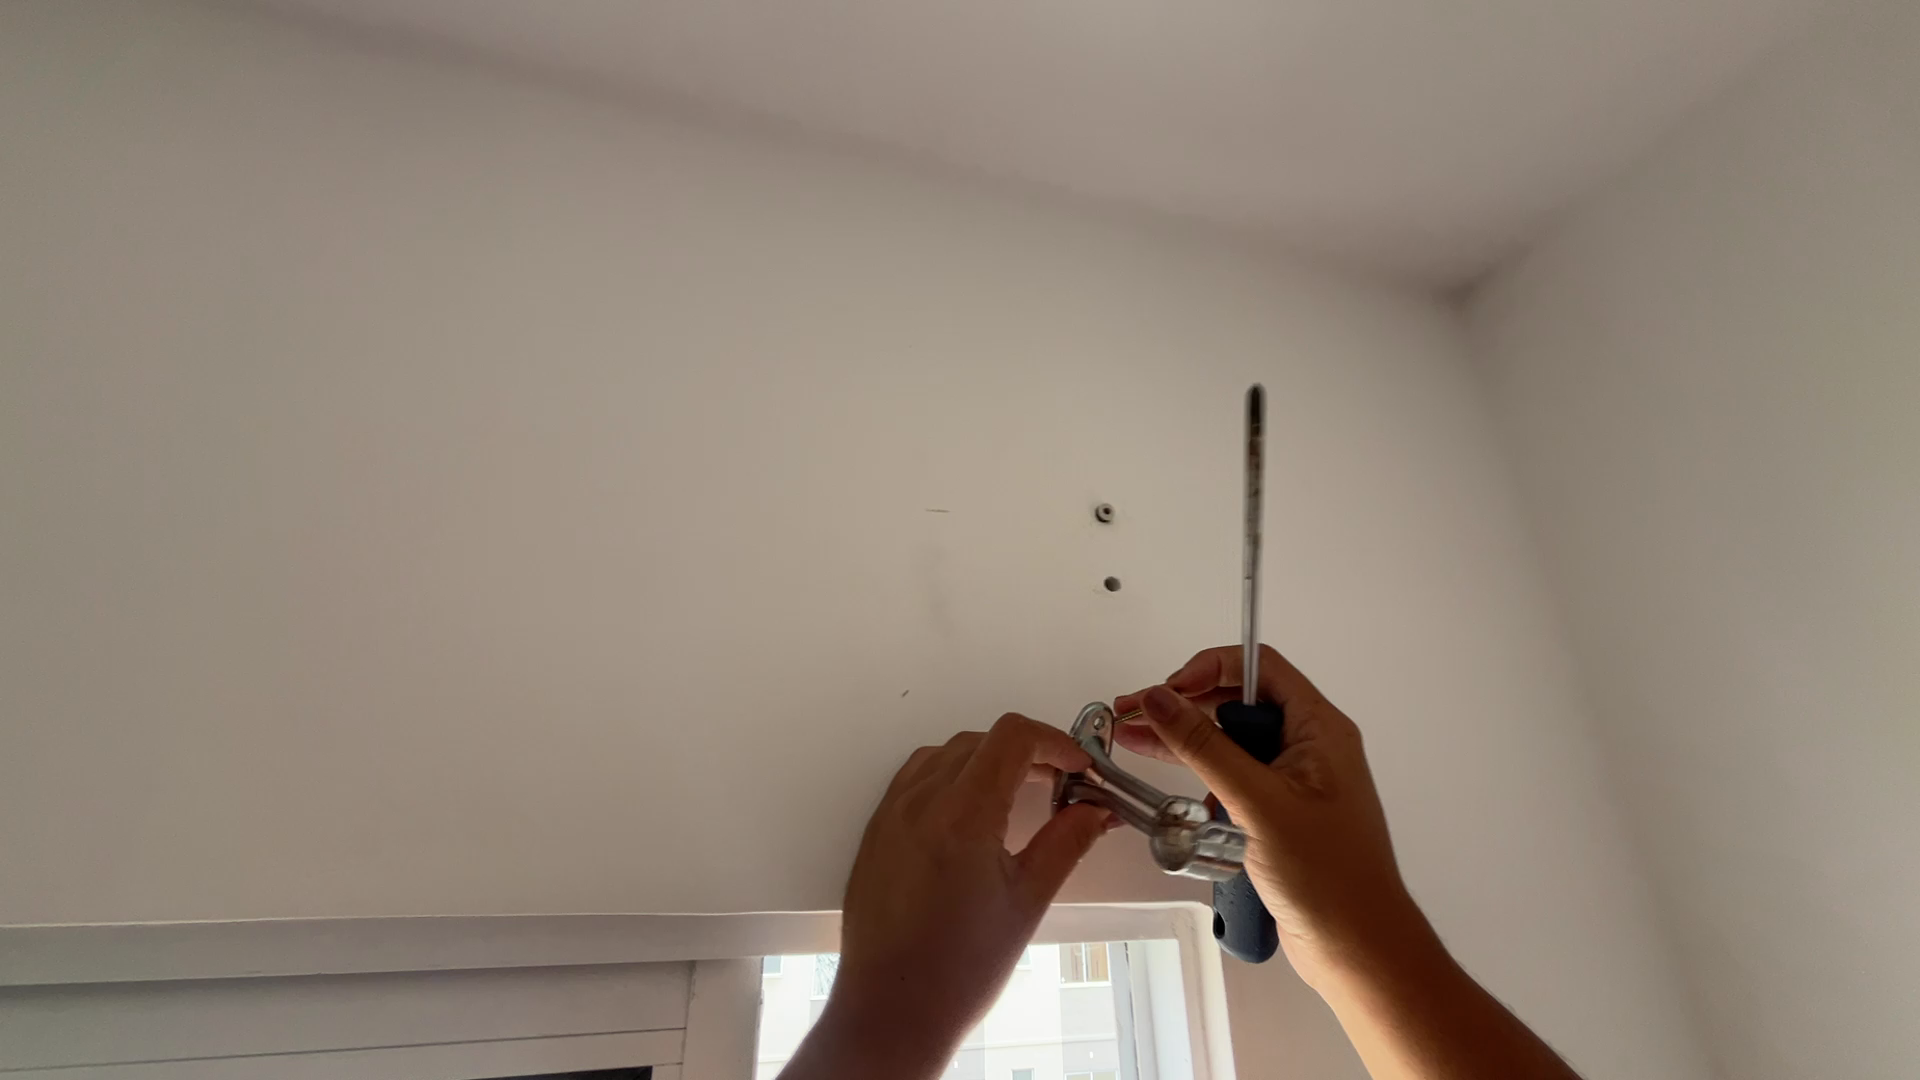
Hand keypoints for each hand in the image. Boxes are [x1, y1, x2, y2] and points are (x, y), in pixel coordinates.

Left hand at [783, 714, 1113, 1079]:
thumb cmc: (953, 970)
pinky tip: (970, 805)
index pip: (1013, 737)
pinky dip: (952, 773)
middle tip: (1058, 784)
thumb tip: (1092, 811)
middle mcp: (922, 801)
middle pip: (984, 739)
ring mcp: (893, 810)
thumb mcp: (1027, 901)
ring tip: (1016, 793)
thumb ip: (1066, 842)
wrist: (891, 1011)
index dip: (1055, 741)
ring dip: (989, 758)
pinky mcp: (878, 825)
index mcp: (962, 814)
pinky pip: (918, 773)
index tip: (1076, 765)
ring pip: (949, 751)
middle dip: (1028, 752)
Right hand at [1115, 644, 1434, 990]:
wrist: (1359, 954)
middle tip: (1133, 710)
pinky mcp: (1274, 807)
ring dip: (1181, 734)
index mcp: (1318, 728)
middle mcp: (1305, 744)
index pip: (1259, 668)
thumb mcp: (1256, 802)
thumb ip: (1203, 746)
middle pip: (1236, 700)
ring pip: (1228, 736)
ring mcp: (1290, 777)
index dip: (1209, 668)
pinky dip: (1195, 767)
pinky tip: (1161, 766)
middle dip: (1182, 702)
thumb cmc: (1324, 876)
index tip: (1169, 691)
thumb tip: (1157, 697)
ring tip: (1131, 733)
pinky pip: (1230, 771)